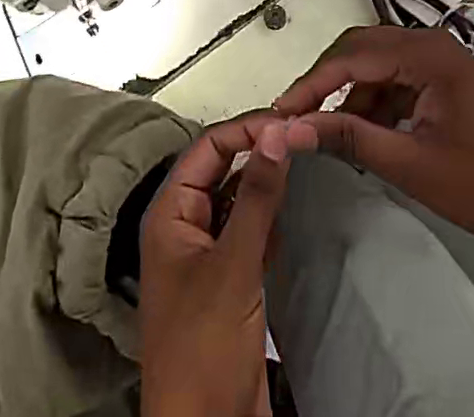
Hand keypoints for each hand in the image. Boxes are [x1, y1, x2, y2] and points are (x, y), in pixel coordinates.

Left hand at [139, 112, 316, 416]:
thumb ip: (256, 196)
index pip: (207, 149)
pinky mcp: (231, 276)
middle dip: (257, 151)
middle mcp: (186, 227)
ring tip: (304, 160)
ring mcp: (209, 252)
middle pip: (222, 169)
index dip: (245, 130)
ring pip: (239, 197)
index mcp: (170, 215)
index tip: (286, 122)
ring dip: (267, 180)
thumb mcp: (234, 264)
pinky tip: (294, 204)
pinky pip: (251, 228)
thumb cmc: (203, 350)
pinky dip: (271, 213)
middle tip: (300, 137)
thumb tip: (276, 134)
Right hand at [275, 25, 473, 249]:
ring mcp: (439, 61)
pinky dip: (374, 105)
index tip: (279, 114)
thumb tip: (291, 129)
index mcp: (428, 54)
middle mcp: (431, 44)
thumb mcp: (411, 164)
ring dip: (350, 97)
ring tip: (329, 137)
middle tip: (296, 120)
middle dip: (326, 84)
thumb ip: (350, 138)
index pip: (352, 56)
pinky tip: (364, 136)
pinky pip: (394, 81)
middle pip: (361, 50)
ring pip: (375, 66)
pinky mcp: (442, 80)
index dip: (311, 84)